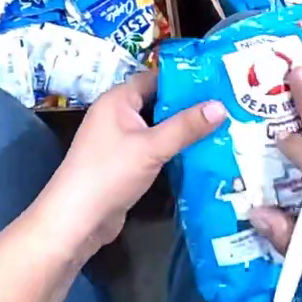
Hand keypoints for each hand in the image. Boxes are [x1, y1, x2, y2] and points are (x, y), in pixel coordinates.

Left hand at [30, 71, 224, 264]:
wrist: (76, 222)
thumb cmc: (110, 174)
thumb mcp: (152, 147)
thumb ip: (186, 126)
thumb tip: (221, 105)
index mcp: (118, 99)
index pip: (156, 78)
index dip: (185, 78)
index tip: (216, 81)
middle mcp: (117, 114)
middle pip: (158, 101)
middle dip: (188, 105)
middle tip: (225, 104)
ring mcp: (119, 139)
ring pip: (157, 126)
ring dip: (183, 128)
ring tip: (221, 126)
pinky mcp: (124, 162)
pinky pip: (154, 146)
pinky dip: (173, 147)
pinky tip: (199, 152)